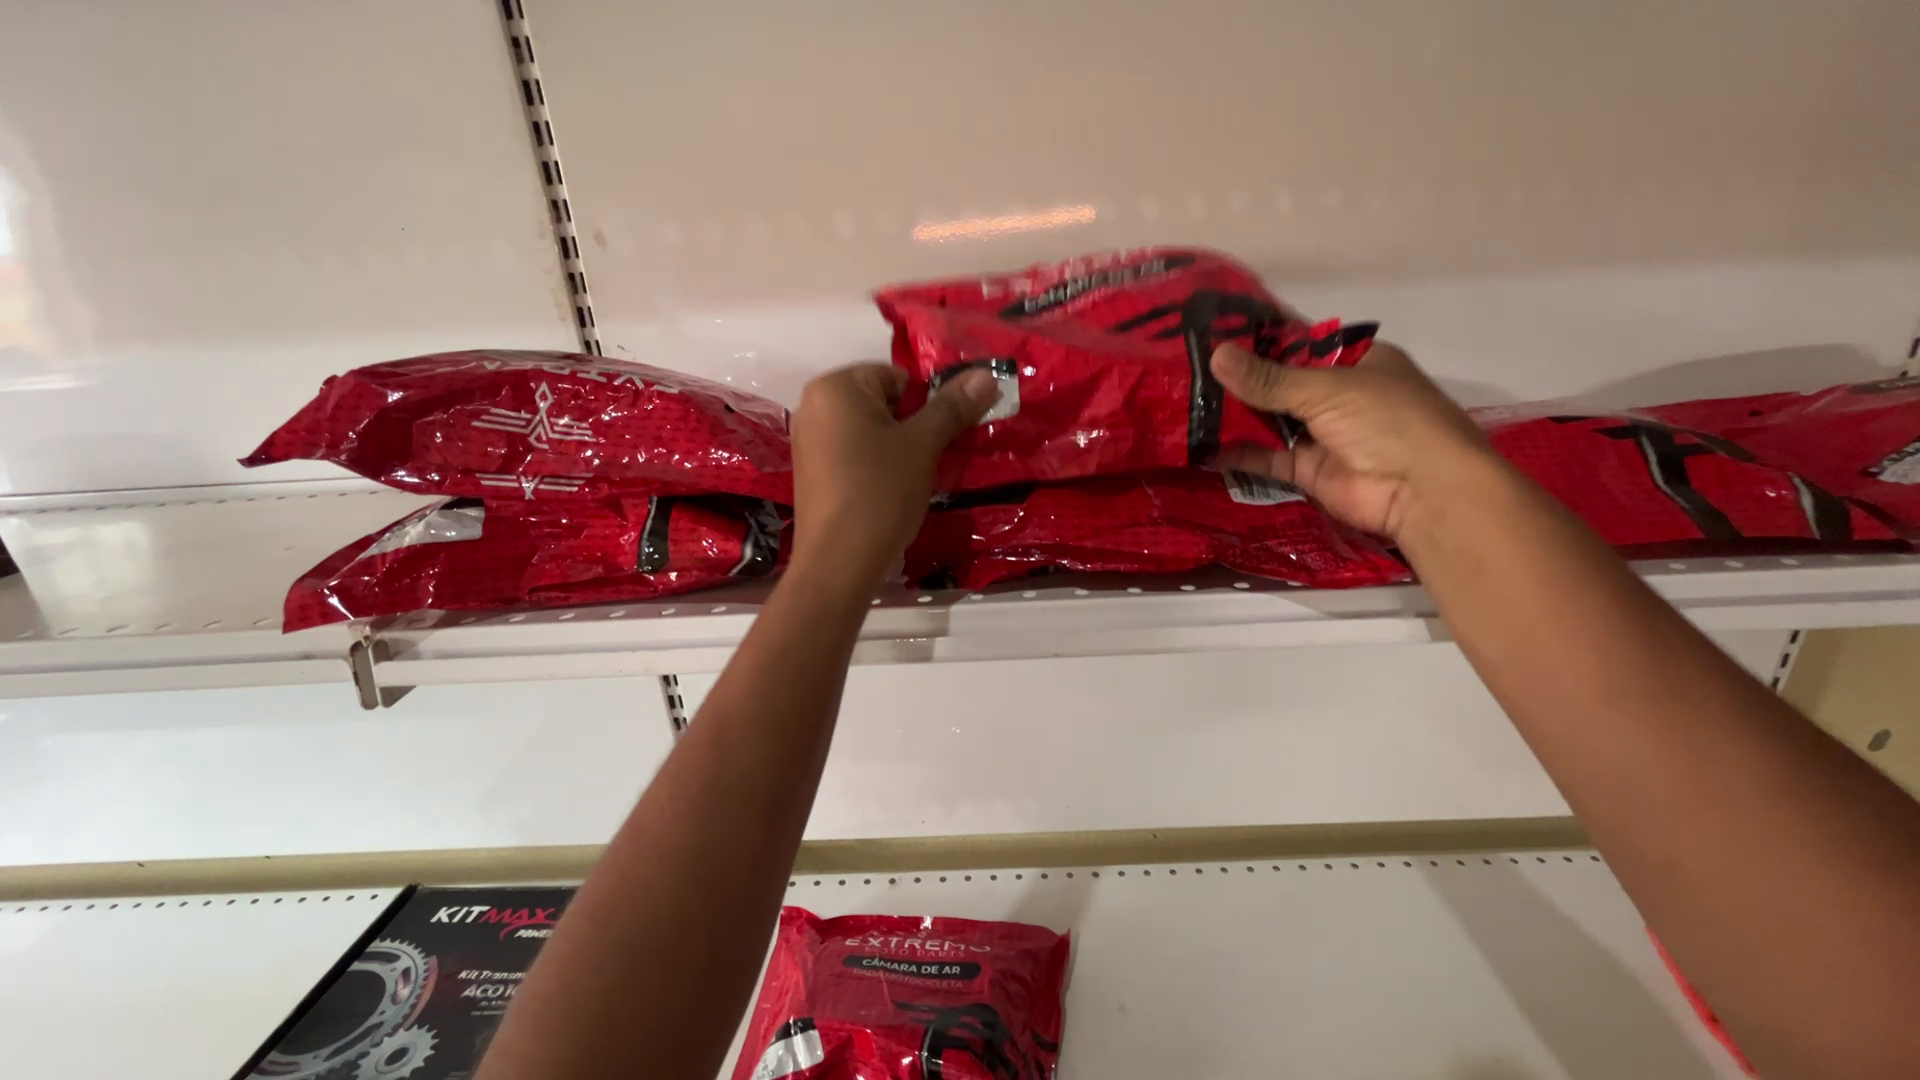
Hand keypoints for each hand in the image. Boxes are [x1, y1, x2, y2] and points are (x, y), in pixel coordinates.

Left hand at [790, 363, 999, 583]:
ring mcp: (808, 441)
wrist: (838, 562)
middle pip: (882, 404)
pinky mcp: (811, 473)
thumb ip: (953, 407)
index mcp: (836, 387)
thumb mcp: (923, 445)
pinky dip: (875, 468)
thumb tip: (987, 375)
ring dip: (897, 450)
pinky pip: (853, 455)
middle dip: (911, 428)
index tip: (936, 440)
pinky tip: (886, 495)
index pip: (898, 378)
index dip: (925, 407)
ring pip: (869, 432)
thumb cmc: (880, 492)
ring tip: (909, 481)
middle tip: (927, 461)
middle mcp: (814, 406)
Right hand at [1209, 340, 1500, 540]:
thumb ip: (1268, 379)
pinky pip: (1266, 457)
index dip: (1259, 343)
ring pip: (1269, 421)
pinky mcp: (1308, 470)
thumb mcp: (1326, 390)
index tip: (1214, 337)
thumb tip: (1215, 355)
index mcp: (1355, 362)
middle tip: (1185, 372)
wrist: (1422, 491)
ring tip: (1183, 405)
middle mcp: (1338, 395)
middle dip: (1238, 382)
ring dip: (1233, 416)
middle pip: (1279, 385)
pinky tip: (1200, 446)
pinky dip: (1237, 452)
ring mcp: (1322, 435)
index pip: (1299, 345)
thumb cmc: (1386, 420)